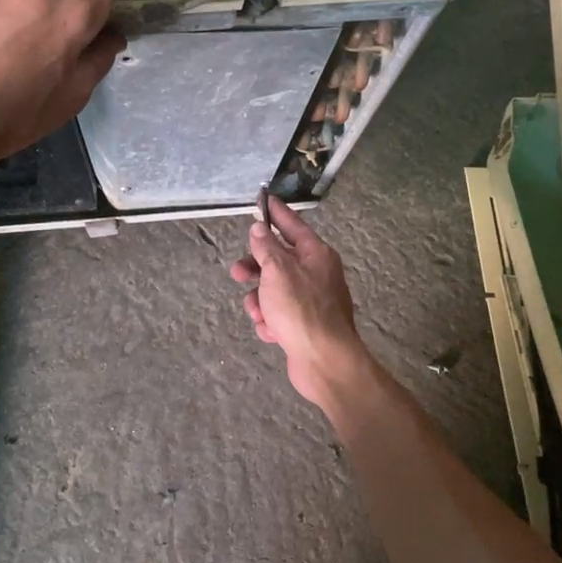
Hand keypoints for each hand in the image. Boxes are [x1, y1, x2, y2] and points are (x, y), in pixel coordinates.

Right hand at [228, 200, 372, 410]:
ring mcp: (312, 301)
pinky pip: (279, 314)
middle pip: (278, 260)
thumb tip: (259, 229)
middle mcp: (317, 274)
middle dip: (255, 269)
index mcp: (316, 255)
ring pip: (273, 290)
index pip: (292, 225)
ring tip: (258, 314)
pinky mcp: (304, 325)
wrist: (324, 363)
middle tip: (237, 273)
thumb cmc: (301, 310)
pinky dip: (270, 321)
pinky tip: (271, 332)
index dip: (275, 212)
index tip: (263, 199)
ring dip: (259, 301)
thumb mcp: (277, 272)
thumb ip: (266, 248)